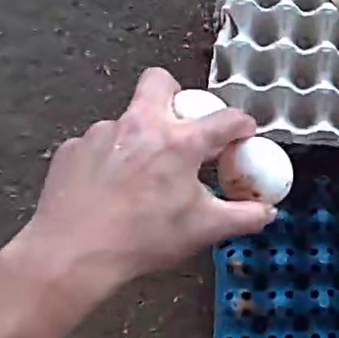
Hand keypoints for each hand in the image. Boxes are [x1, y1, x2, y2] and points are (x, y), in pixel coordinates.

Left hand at [9, 68, 273, 303]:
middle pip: (161, 82)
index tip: (242, 134)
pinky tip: (110, 189)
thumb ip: (243, 216)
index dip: (241, 125)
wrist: (73, 255)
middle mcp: (140, 126)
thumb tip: (266, 212)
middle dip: (177, 95)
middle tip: (182, 128)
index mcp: (179, 142)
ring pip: (128, 118)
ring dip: (141, 137)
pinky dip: (110, 159)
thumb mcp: (204, 229)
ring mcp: (102, 133)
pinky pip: (99, 144)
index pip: (225, 118)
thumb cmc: (141, 240)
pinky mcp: (73, 149)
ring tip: (141, 176)